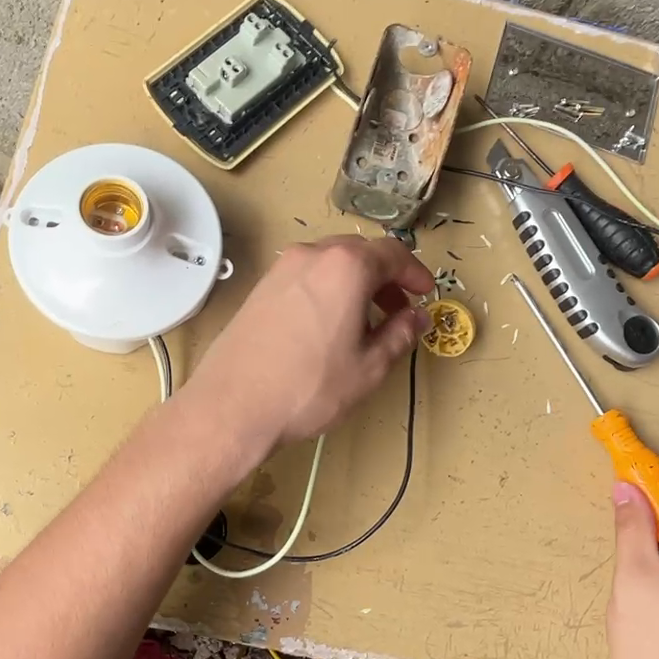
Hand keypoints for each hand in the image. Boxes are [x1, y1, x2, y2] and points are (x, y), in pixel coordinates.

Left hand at [179, 236, 433, 452]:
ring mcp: (281, 269)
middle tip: (398, 311)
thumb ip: (400, 335)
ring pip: (330, 263)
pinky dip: (327, 290)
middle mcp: (312, 255)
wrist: (233, 406)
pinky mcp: (260, 288)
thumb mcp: (369, 367)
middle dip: (385, 278)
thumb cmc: (309, 387)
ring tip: (364, 324)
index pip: (393, 253)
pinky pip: (306, 277)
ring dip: (355, 284)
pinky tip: (328, 327)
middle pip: (360, 252)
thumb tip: (417, 318)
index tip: (425, 294)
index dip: (415, 274)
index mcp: (346, 266)